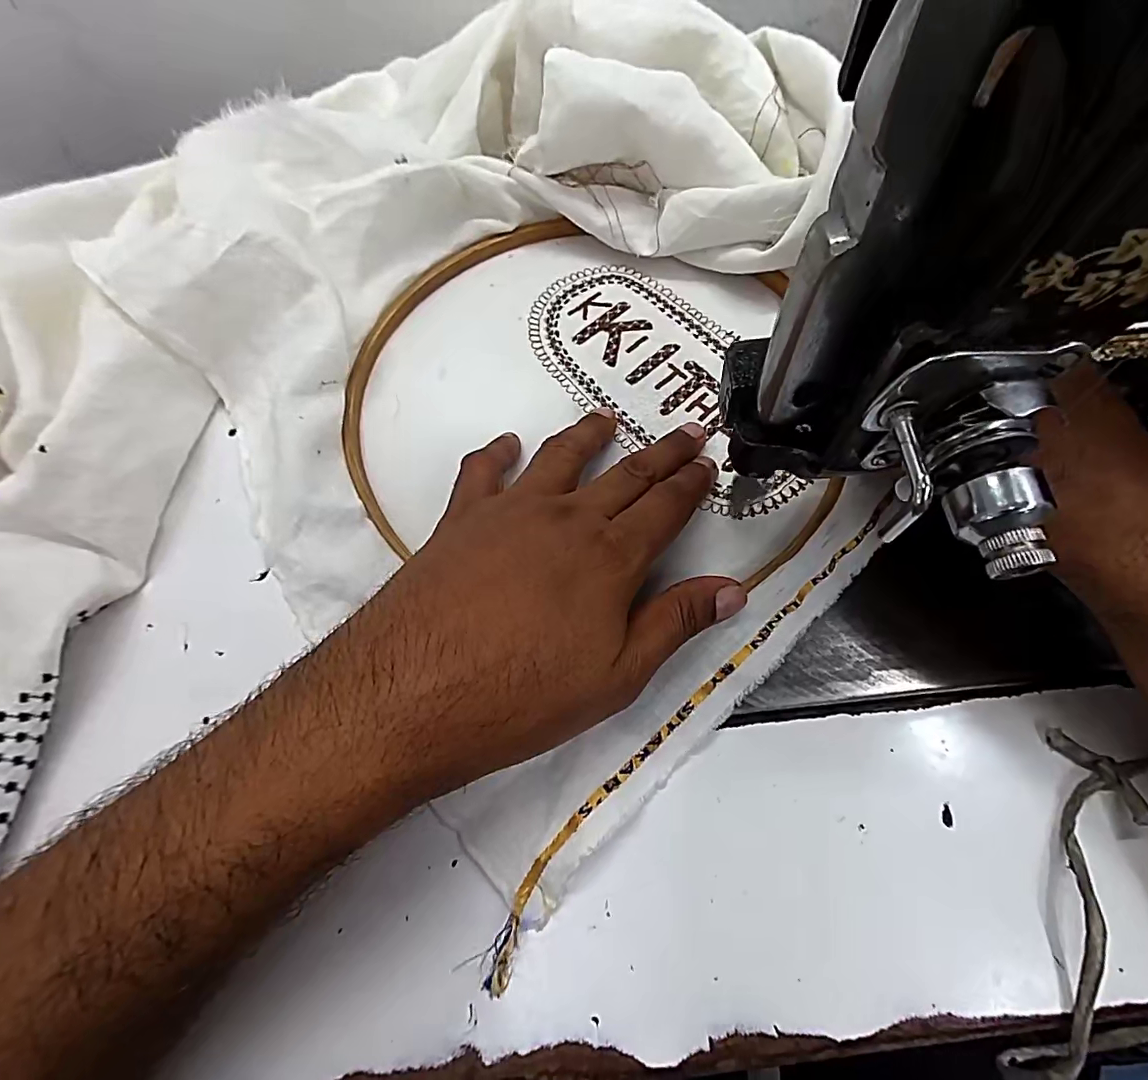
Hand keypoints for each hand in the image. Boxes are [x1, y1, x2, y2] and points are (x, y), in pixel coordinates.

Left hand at [303, 411, 747, 797]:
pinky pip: (483, 470)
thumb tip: (733, 589)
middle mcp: (566, 520)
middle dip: (662, 452)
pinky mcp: (460, 519)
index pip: (664, 508)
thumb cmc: (524, 696)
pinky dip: (498, 451)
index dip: (691, 483)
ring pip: (560, 458)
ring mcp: (510, 512)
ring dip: (588, 435)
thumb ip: (675, 624)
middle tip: (688, 430)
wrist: (414, 692)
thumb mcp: (616, 676)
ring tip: (607, 419)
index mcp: (610, 558)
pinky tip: (506, 443)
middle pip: (625, 475)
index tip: (708, 461)